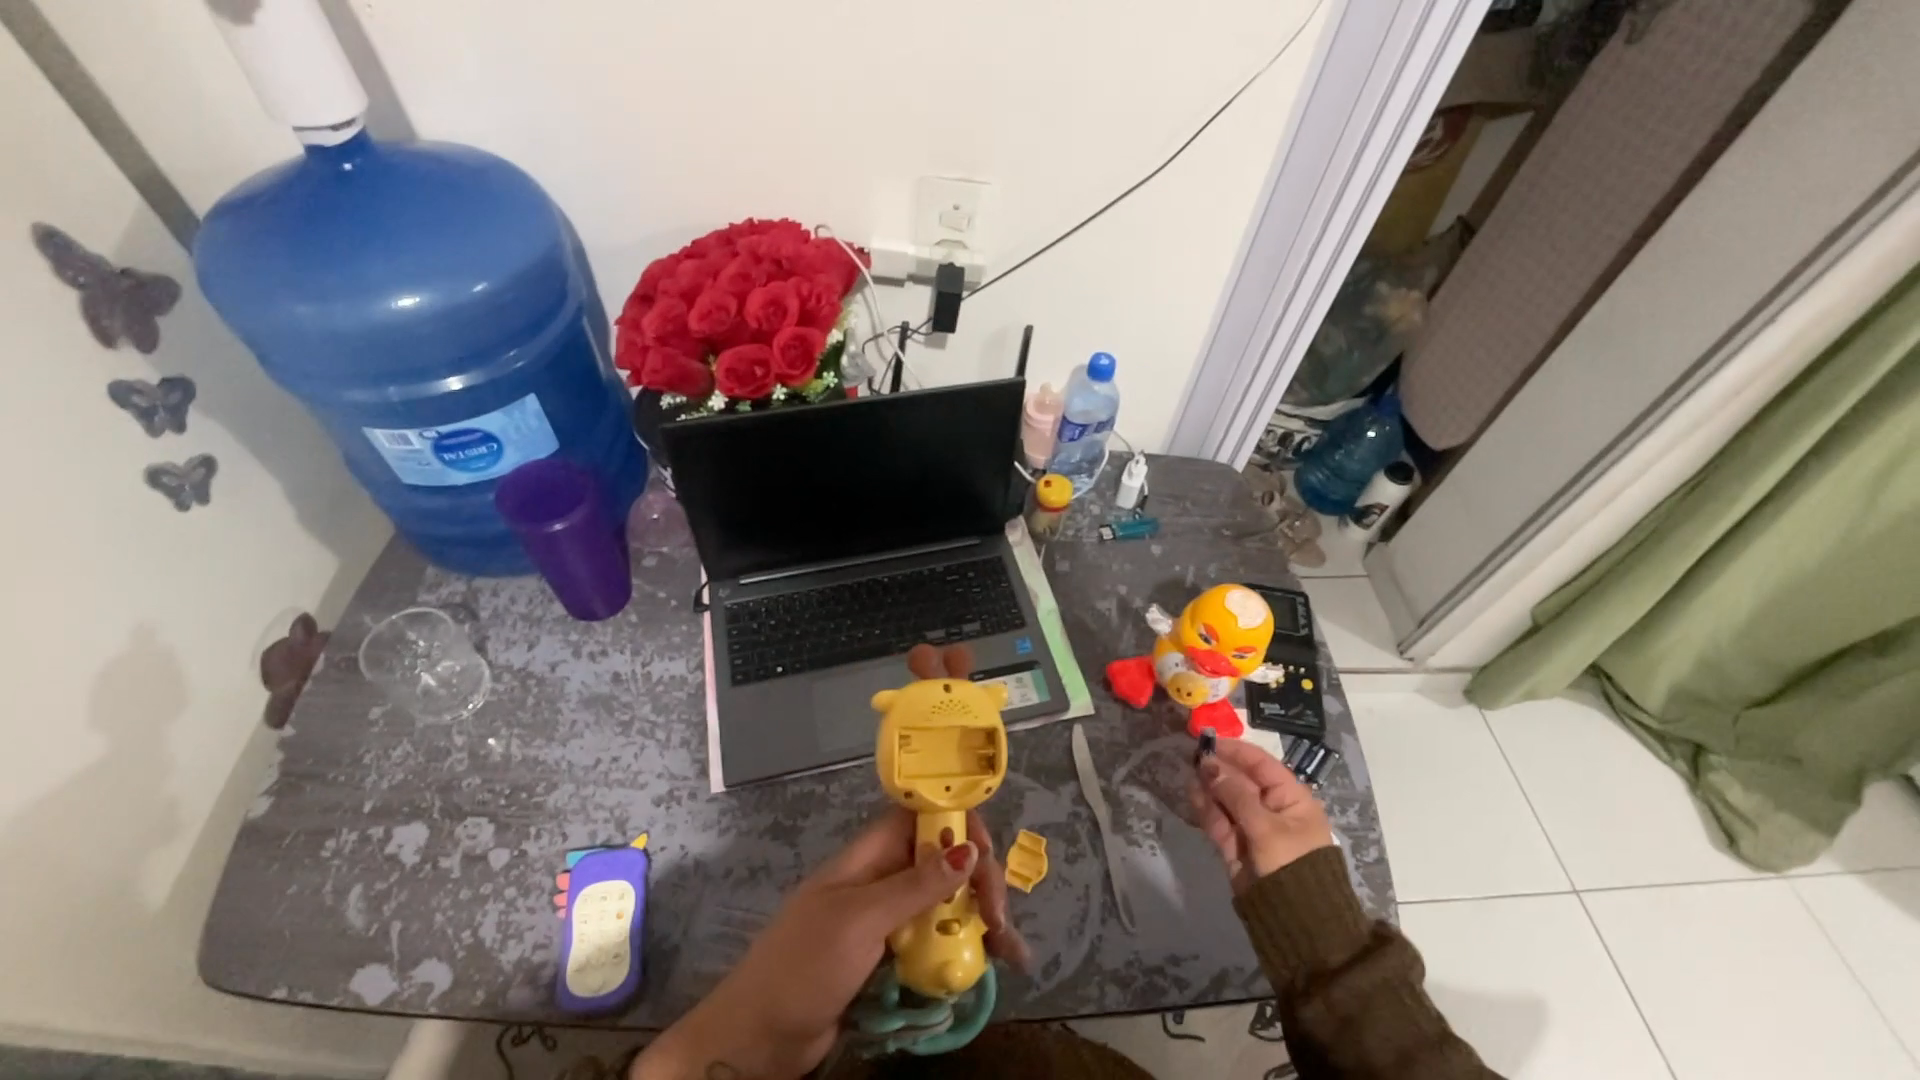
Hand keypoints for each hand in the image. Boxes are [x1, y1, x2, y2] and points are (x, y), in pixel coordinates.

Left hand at [633, 809, 1028, 1079]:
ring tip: (1012, 953)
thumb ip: (915, 886)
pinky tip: (990, 968)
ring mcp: (886, 923)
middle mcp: (880, 882)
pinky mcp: (890, 960)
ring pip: (943, 906)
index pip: (919, 819)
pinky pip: (934, 945)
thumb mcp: (861, 920)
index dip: (956, 824)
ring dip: (978, 922)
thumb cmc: (804, 965)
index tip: (985, 856)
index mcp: (867, 858)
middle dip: (977, 883)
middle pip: (941, 863)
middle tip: (1001, 921)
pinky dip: (962, 953)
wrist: (759, 1036)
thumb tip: (968, 847)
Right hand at [1188, 738, 1334, 893]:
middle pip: (1241, 780)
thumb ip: (1235, 794)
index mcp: (1291, 798)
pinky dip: (1206, 808)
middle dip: (1218, 769)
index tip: (1209, 740)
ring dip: (1209, 787)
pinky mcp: (1235, 846)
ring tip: (1190, 775)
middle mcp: (1271, 808)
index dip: (1236, 751)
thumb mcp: (1266, 827)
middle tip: (1193, 758)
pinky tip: (1193, 794)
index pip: (1261, 764)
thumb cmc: (1290, 864)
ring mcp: (1252, 828)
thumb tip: (1209, 763)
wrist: (1294, 920)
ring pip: (1226, 800)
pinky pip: (1219, 821)